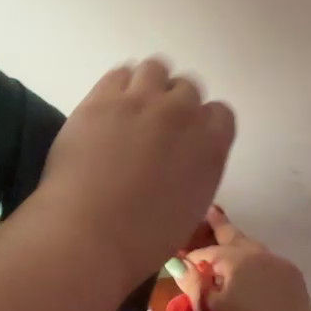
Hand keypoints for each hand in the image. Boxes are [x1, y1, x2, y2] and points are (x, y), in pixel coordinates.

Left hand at [35, 58, 235, 284]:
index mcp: (211, 146)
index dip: (201, 124)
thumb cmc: (143, 240)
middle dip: (173, 104)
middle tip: (152, 129)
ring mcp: (141, 101)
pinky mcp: (102, 98)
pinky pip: (118, 74)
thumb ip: (195, 172)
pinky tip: (108, 108)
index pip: (220, 113)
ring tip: (130, 110)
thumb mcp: (189, 209)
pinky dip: (117, 87)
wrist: (90, 235)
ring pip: (154, 69)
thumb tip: (182, 162)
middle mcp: (182, 114)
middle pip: (186, 88)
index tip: (184, 139)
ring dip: (147, 86)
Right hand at [173, 208, 310, 310]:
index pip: (207, 251)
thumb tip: (180, 264)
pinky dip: (253, 265)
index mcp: (241, 259)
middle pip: (238, 239)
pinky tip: (245, 274)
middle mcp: (266, 257)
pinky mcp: (298, 291)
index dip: (190, 258)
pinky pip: (269, 268)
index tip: (176, 262)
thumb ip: (192, 284)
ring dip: (239, 248)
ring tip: (225, 242)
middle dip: (221, 229)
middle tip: (209, 212)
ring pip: (256, 253)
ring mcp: (286, 273)